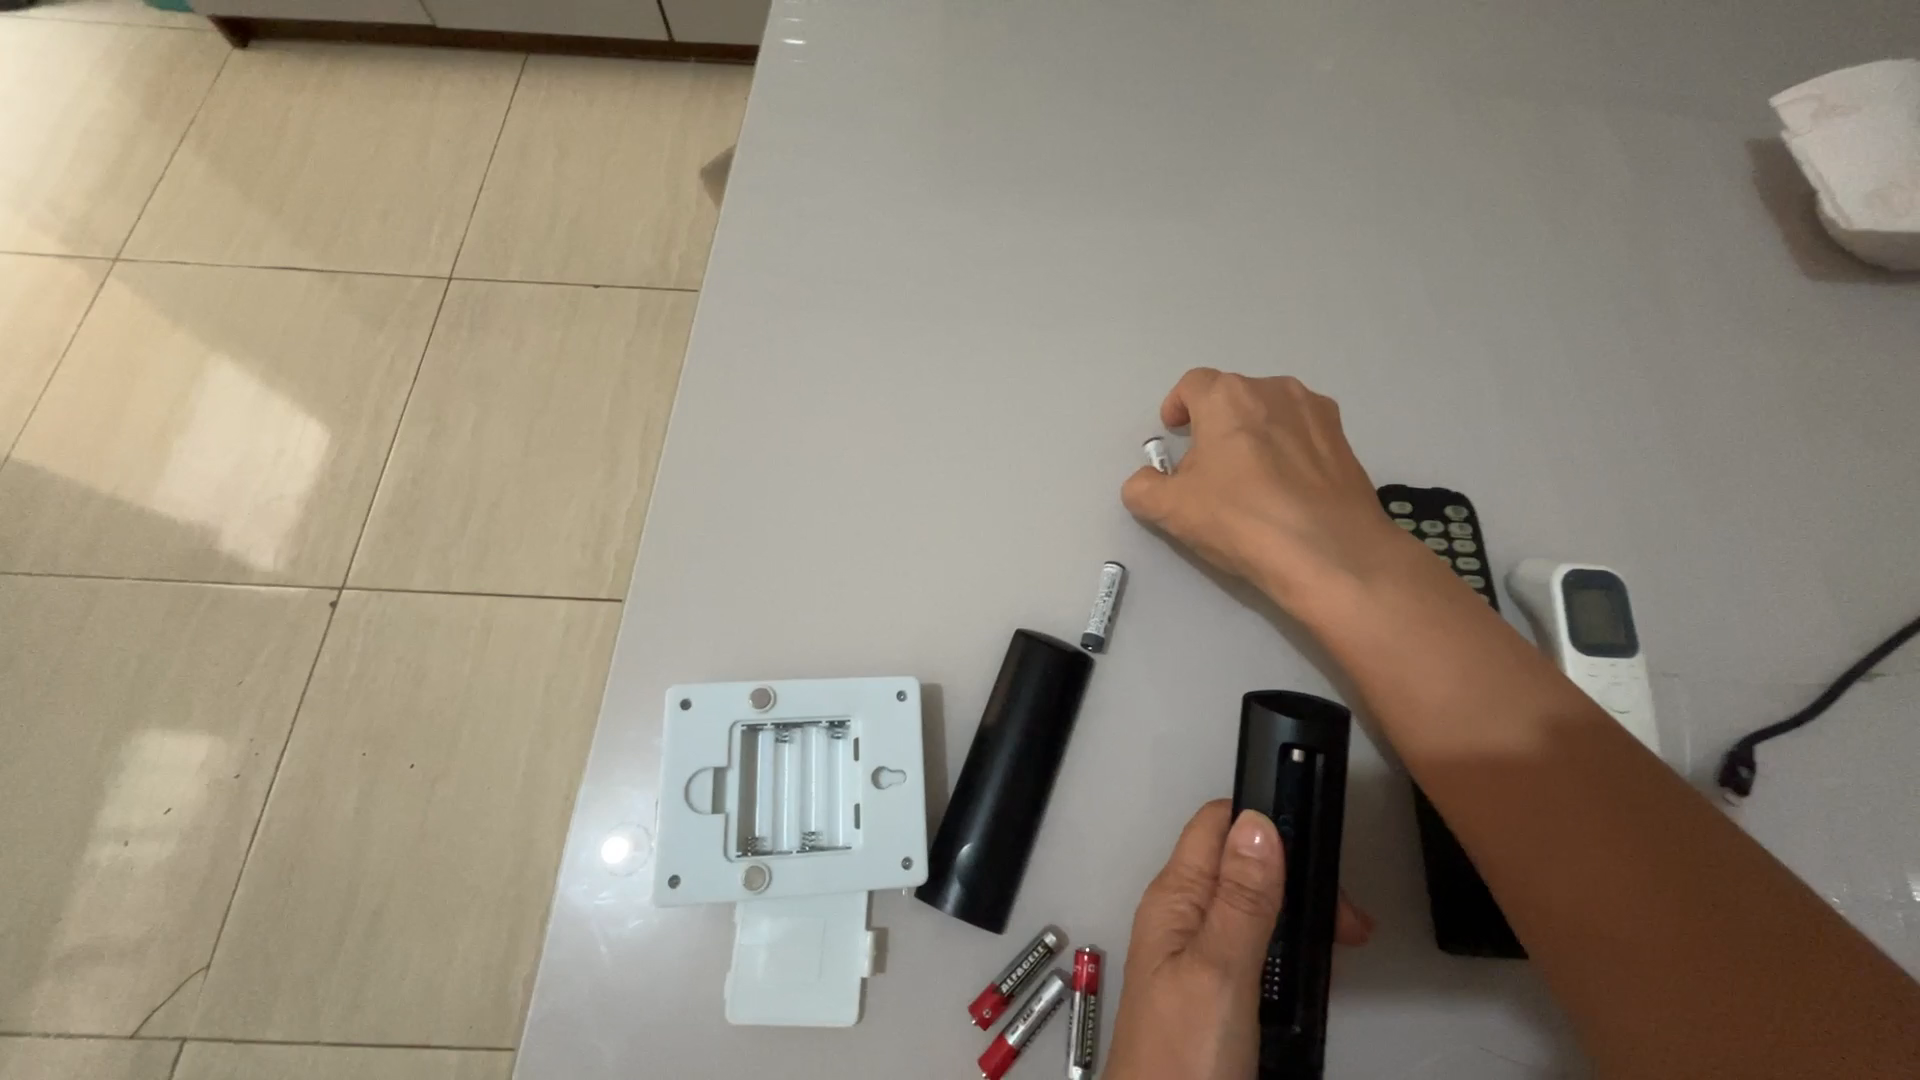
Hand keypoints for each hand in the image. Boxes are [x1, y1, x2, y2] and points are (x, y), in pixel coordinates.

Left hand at [1105, 801, 1372, 1079]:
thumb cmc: (1185, 1055)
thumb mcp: (1219, 972)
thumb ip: (1242, 900)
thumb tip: (1258, 819)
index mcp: (1175, 897)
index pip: (1216, 825)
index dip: (1264, 819)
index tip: (1322, 844)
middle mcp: (1184, 915)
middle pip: (1243, 864)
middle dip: (1297, 875)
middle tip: (1349, 921)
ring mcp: (1199, 953)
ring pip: (1256, 906)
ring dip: (1301, 913)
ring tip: (1347, 942)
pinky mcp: (1216, 990)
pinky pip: (1257, 946)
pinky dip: (1291, 948)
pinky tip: (1316, 968)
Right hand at [1122, 369, 1411, 614]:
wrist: (1329, 552)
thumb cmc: (1240, 519)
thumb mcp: (1170, 510)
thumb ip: (1143, 488)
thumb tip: (1146, 482)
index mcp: (1227, 396)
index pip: (1192, 385)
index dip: (1178, 407)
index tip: (1174, 434)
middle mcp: (1274, 389)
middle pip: (1233, 398)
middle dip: (1215, 425)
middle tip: (1207, 469)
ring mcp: (1316, 412)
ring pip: (1271, 414)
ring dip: (1254, 435)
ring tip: (1249, 481)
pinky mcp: (1345, 441)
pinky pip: (1302, 435)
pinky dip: (1287, 452)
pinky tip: (1285, 492)